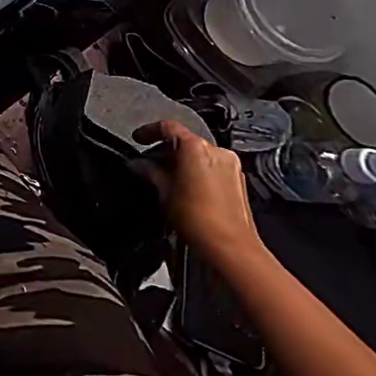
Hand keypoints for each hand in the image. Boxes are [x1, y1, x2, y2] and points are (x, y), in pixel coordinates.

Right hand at [135, 120, 262, 262]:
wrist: (231, 248)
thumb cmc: (196, 219)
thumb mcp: (165, 193)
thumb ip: (150, 172)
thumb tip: (137, 164)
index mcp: (195, 146)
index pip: (168, 127)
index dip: (150, 131)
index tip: (139, 139)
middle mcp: (215, 149)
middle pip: (186, 141)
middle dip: (167, 151)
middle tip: (151, 165)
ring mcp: (230, 164)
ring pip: (200, 155)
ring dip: (184, 163)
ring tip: (170, 181)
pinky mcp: (239, 180)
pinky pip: (213, 167)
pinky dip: (199, 172)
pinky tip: (189, 190)